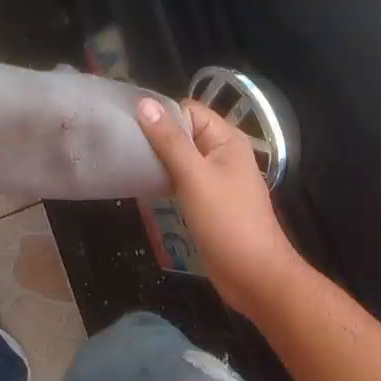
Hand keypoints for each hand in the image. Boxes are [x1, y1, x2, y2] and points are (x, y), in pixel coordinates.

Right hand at [137, 97, 303, 320]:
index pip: (187, 110)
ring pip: (180, 157)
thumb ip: (170, 140)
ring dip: (158, 159)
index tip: (132, 126)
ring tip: (129, 162)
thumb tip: (144, 103)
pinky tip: (144, 185)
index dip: (161, 115)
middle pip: (183, 132)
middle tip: (125, 146)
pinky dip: (165, 178)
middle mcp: (222, 153)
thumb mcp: (194, 176)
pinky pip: (182, 178)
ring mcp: (216, 178)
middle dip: (156, 137)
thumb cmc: (227, 221)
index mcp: (226, 139)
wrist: (254, 277)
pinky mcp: (208, 200)